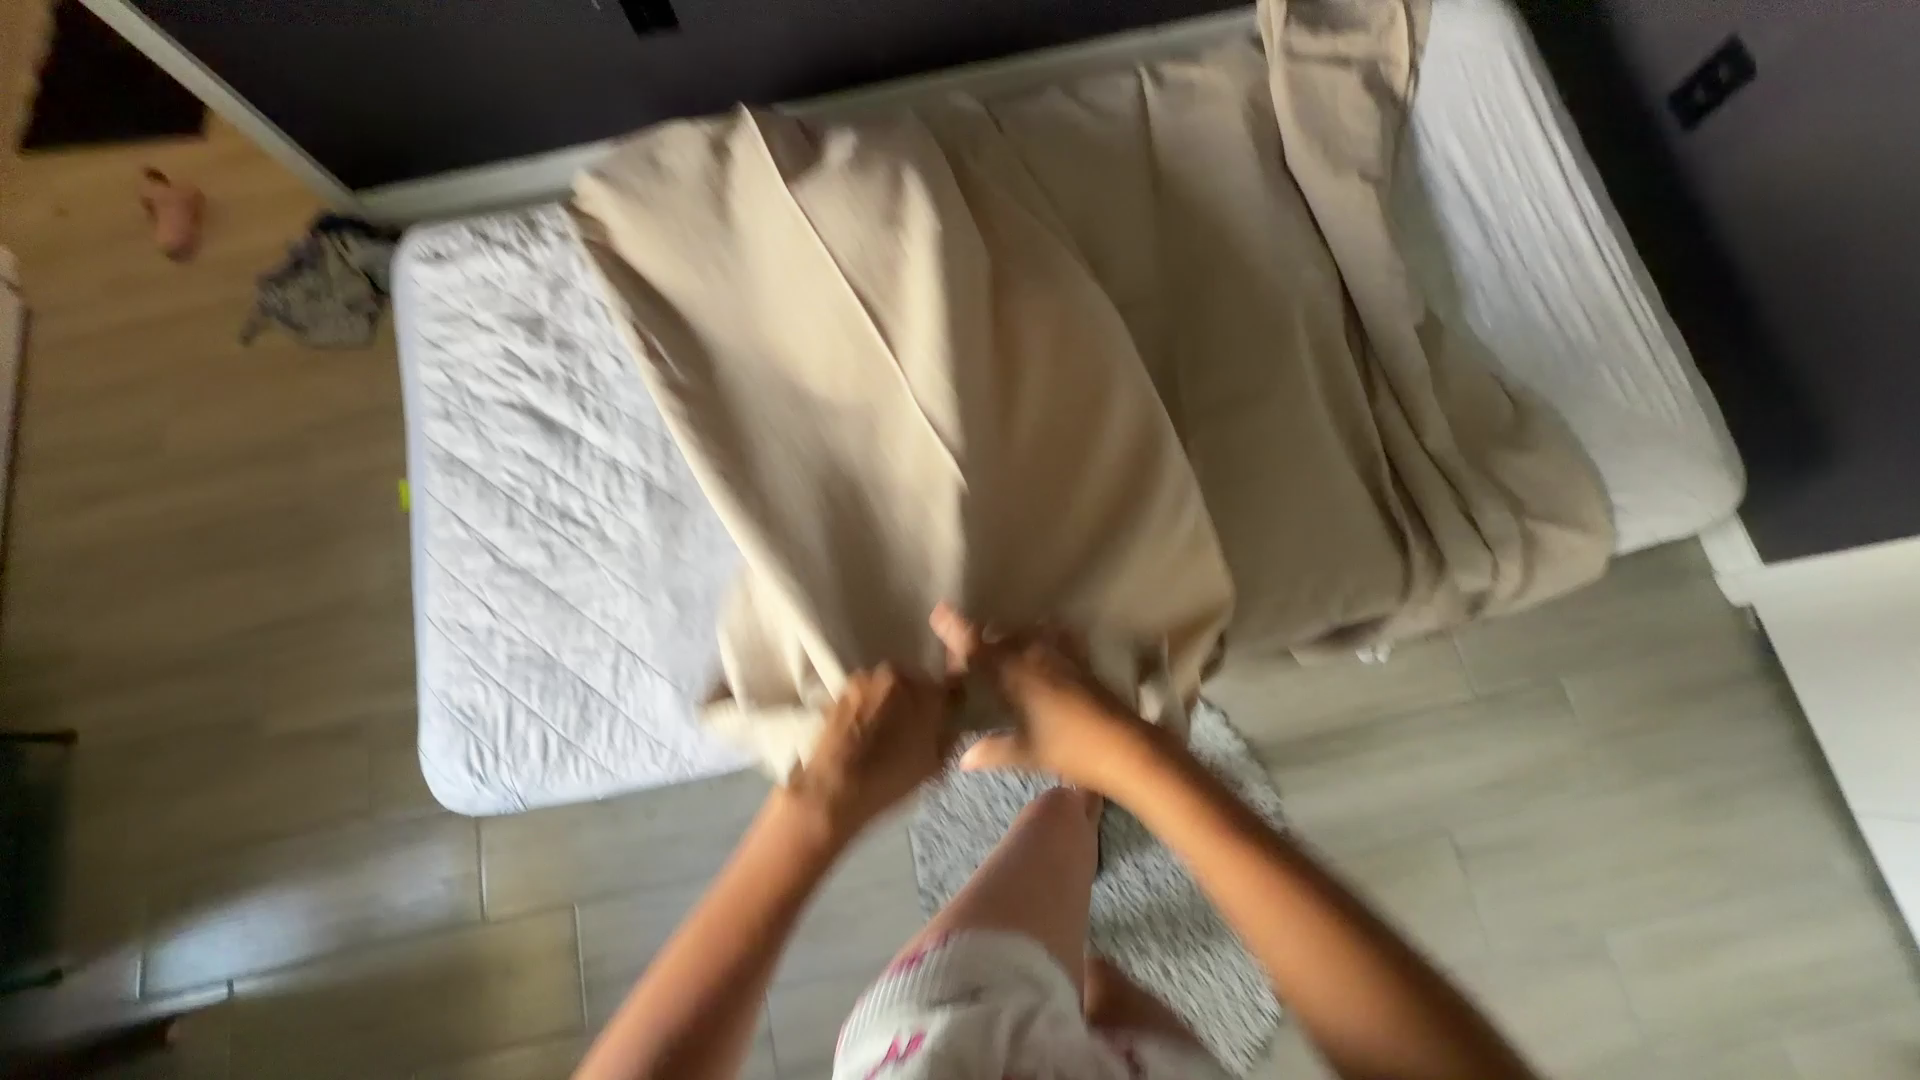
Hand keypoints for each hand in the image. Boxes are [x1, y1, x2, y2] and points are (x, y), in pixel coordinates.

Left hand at [786, 664, 956, 837]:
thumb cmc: (889, 780)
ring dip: (891, 701)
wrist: (832, 789)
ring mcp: (865, 679)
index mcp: (926, 691)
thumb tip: (953, 722)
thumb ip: (949, 735)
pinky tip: (865, 730)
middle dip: (918, 700)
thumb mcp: (933, 764)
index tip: (947, 716)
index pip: (951, 687)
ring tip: (886, 730)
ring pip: (888, 686)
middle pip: (917, 682)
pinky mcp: (841, 690)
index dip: (950, 703)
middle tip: (915, 727)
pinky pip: (865, 694)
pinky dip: (869, 706)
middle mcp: (896, 675)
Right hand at [929, 604, 1173, 794]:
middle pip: (1000, 636)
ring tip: (1000, 649)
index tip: (939, 611)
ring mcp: (1061, 655)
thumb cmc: (1070, 749)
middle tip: (965, 651)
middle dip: (981, 638)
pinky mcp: (1082, 661)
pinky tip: (1042, 644)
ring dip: (1010, 636)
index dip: (955, 628)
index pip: (976, 646)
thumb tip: (964, 758)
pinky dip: (1043, 636)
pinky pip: (1056, 638)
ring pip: (1026, 634)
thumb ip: (993, 750)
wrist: (1126, 746)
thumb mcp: (1027, 752)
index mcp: (1014, 674)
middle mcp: (1034, 655)